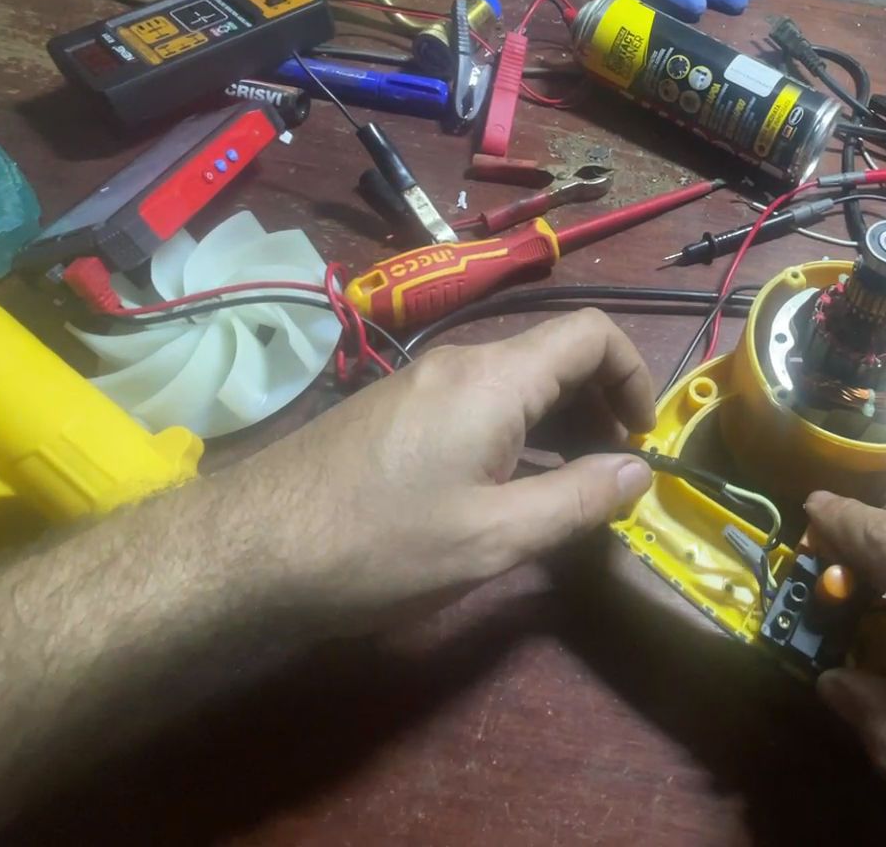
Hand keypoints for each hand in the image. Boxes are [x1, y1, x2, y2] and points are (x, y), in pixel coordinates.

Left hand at [226, 310, 655, 631]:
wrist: (244, 552)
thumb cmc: (378, 545)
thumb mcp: (493, 537)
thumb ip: (577, 501)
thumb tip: (639, 473)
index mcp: (495, 379)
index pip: (593, 333)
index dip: (634, 374)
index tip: (642, 436)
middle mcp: (463, 361)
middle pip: (559, 353)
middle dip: (602, 402)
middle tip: (613, 469)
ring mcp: (426, 380)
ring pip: (520, 378)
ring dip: (562, 419)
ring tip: (570, 481)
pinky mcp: (401, 405)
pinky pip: (483, 398)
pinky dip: (520, 428)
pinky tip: (510, 481)